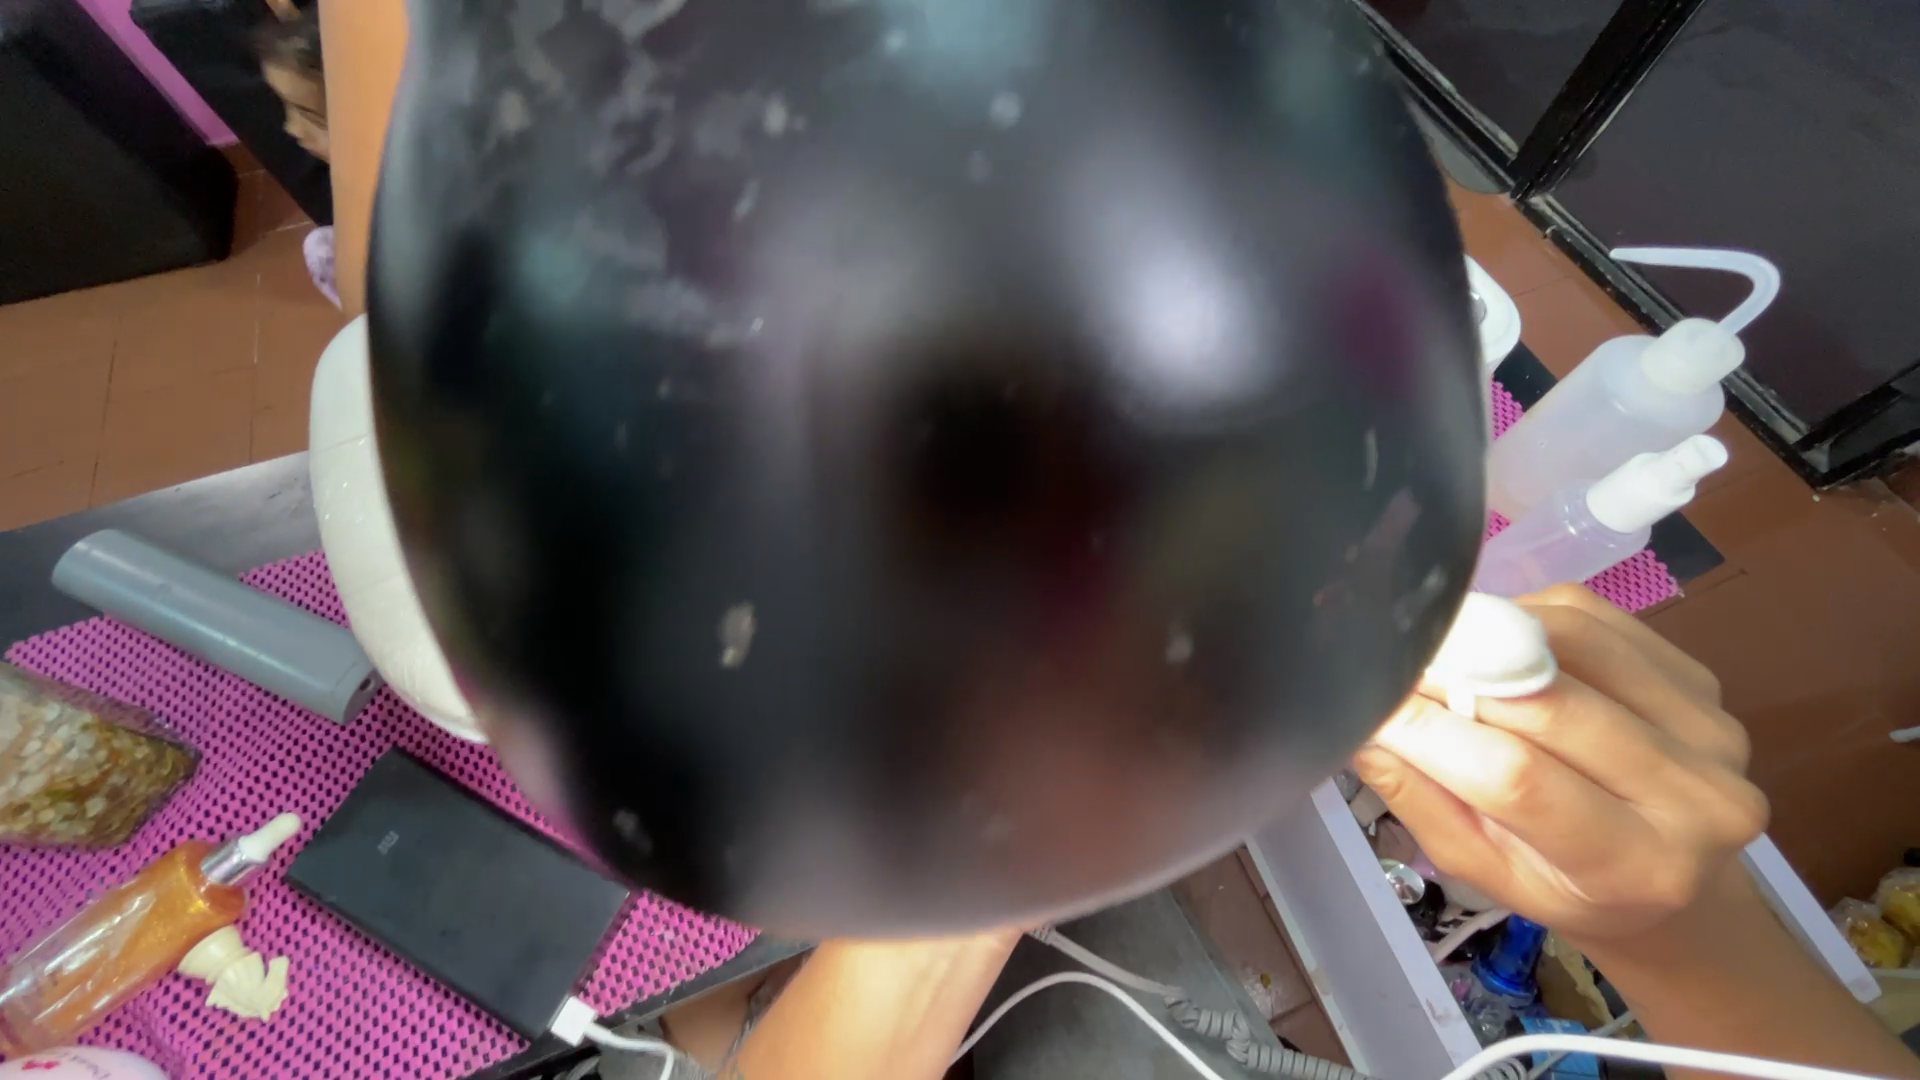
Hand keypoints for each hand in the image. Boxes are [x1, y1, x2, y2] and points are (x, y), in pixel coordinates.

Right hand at [1352, 585, 1767, 946]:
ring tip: (1443, 655)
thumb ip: (1417, 797)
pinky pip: (1591, 617)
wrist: (1674, 881)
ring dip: (1486, 636)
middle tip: (1394, 664)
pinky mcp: (1701, 677)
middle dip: (1450, 672)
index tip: (1369, 699)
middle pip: (1546, 702)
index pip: (1515, 776)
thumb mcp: (1474, 864)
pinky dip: (1524, 616)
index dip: (1429, 727)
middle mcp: (1697, 797)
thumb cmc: (1558, 882)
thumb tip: (1363, 722)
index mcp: (1633, 865)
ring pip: (1569, 640)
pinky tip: (1499, 644)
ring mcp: (1712, 729)